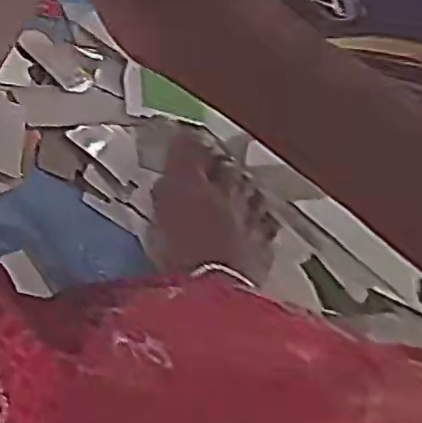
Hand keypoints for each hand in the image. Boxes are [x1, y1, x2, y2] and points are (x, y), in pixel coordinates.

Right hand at [145, 130, 277, 281]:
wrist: (213, 287)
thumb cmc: (172, 249)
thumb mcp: (156, 214)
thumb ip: (164, 193)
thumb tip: (167, 182)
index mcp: (189, 181)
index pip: (189, 148)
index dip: (186, 140)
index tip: (182, 135)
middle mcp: (224, 191)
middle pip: (226, 166)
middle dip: (218, 160)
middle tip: (210, 159)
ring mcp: (249, 216)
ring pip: (249, 189)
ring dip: (240, 184)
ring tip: (233, 183)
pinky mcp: (265, 242)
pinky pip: (264, 219)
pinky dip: (257, 213)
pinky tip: (254, 214)